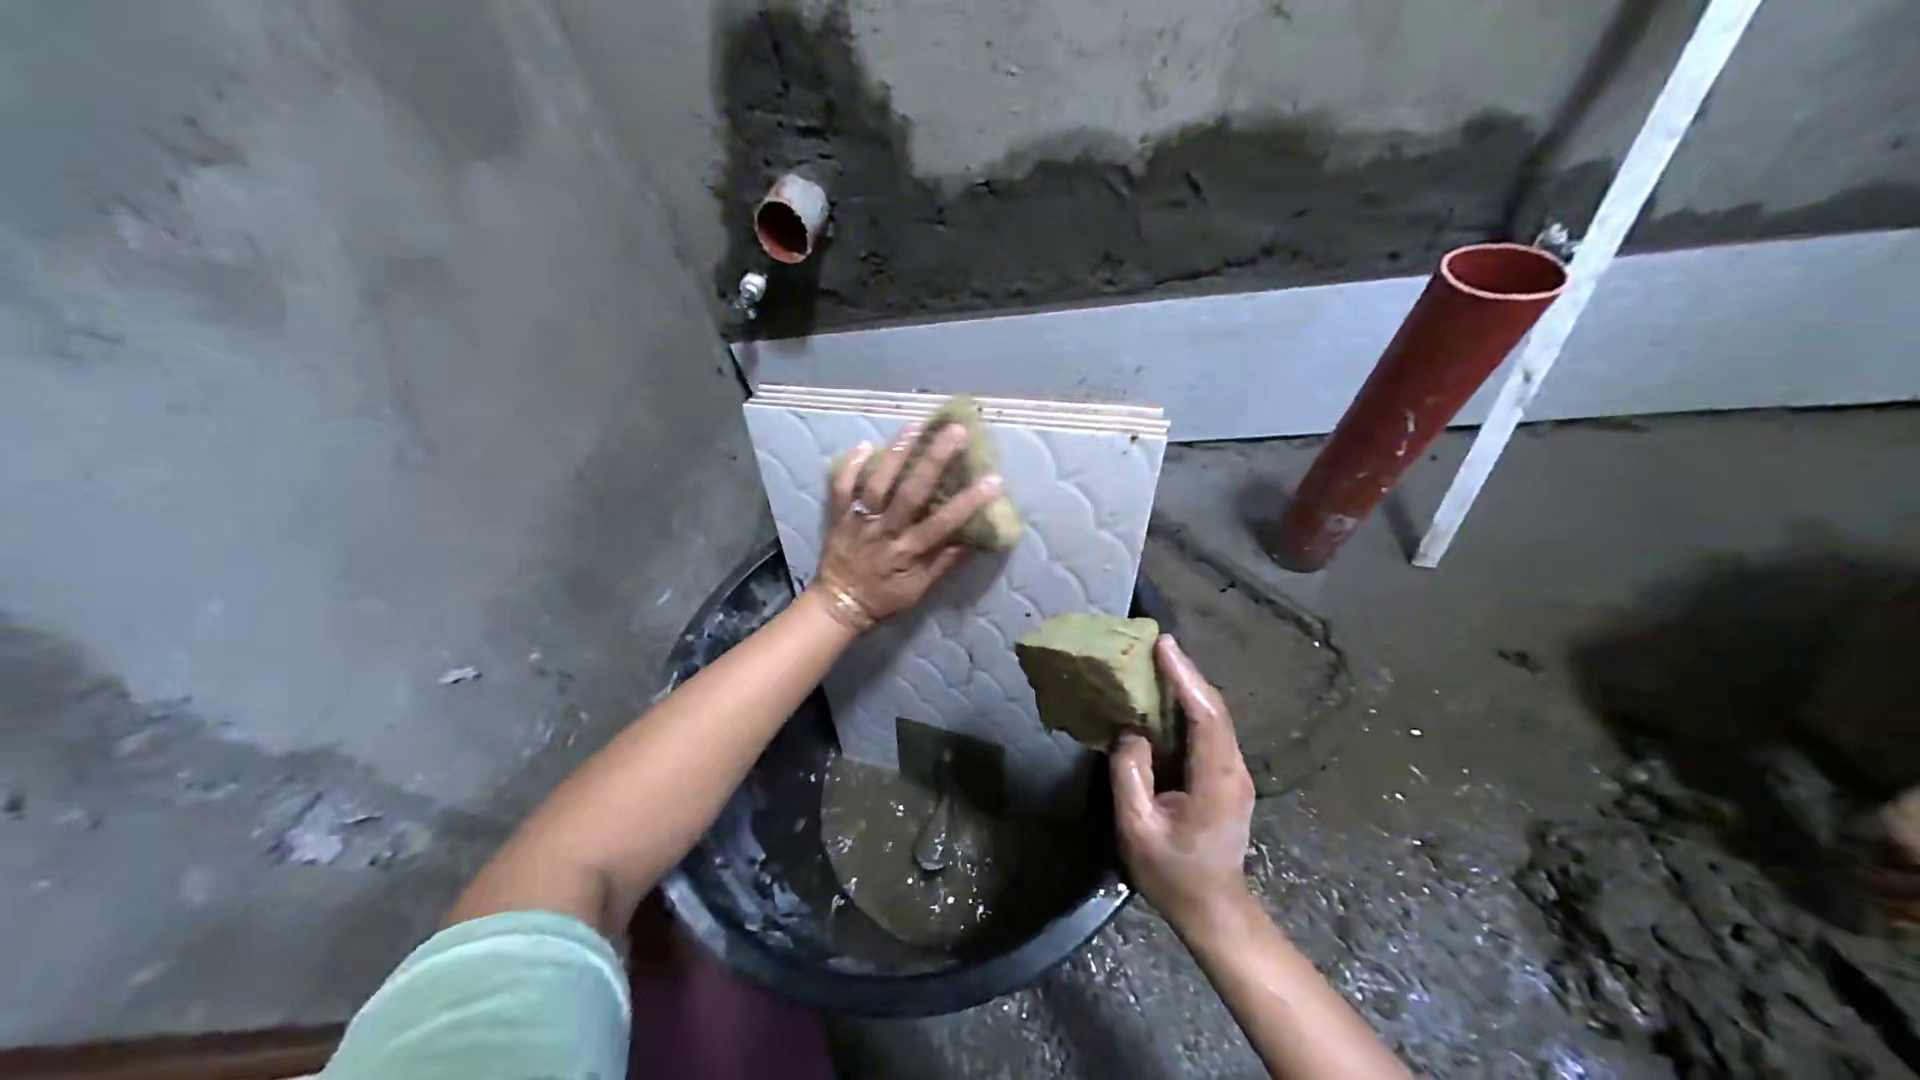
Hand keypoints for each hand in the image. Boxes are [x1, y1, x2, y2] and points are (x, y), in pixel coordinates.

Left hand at [812, 422, 1004, 628]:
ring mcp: (859, 521)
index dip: (968, 502)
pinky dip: (850, 465)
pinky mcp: (839, 516)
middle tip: (955, 432)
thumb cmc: (884, 598)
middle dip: (933, 460)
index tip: (993, 480)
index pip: (942, 524)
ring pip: (876, 482)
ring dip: (896, 453)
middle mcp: (884, 531)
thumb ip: (944, 562)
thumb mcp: (919, 589)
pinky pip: (842, 486)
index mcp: (907, 551)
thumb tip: (973, 538)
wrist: (838, 605)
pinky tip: (864, 445)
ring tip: (915, 427)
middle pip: (910, 492)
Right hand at [1111, 635, 1257, 930]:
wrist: (1212, 908)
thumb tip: (1130, 730)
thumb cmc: (1172, 873)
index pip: (1206, 716)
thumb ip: (1130, 773)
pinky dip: (1189, 706)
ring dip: (1188, 686)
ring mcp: (1235, 773)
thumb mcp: (1136, 827)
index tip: (1163, 645)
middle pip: (1214, 708)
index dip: (1185, 677)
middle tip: (1156, 644)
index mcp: (1216, 780)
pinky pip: (1208, 730)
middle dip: (1186, 673)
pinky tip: (1168, 697)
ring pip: (1214, 717)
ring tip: (1159, 661)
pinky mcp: (1226, 776)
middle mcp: (1234, 769)